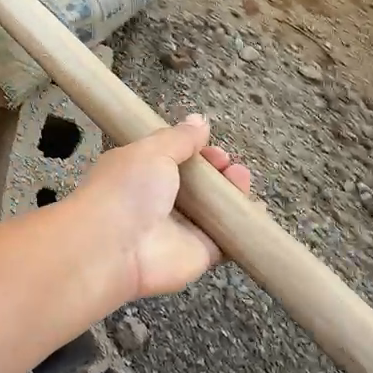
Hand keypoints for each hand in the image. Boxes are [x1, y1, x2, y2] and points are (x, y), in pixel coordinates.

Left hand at [75, 114, 252, 301]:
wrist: (115, 246)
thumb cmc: (127, 189)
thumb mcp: (151, 151)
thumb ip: (178, 138)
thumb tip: (199, 120)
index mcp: (137, 169)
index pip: (169, 156)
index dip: (191, 149)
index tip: (210, 145)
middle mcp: (156, 197)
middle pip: (193, 182)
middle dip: (214, 170)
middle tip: (229, 164)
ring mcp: (178, 226)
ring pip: (212, 208)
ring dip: (230, 193)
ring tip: (242, 178)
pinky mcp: (199, 252)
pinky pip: (226, 239)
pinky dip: (242, 226)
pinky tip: (256, 211)